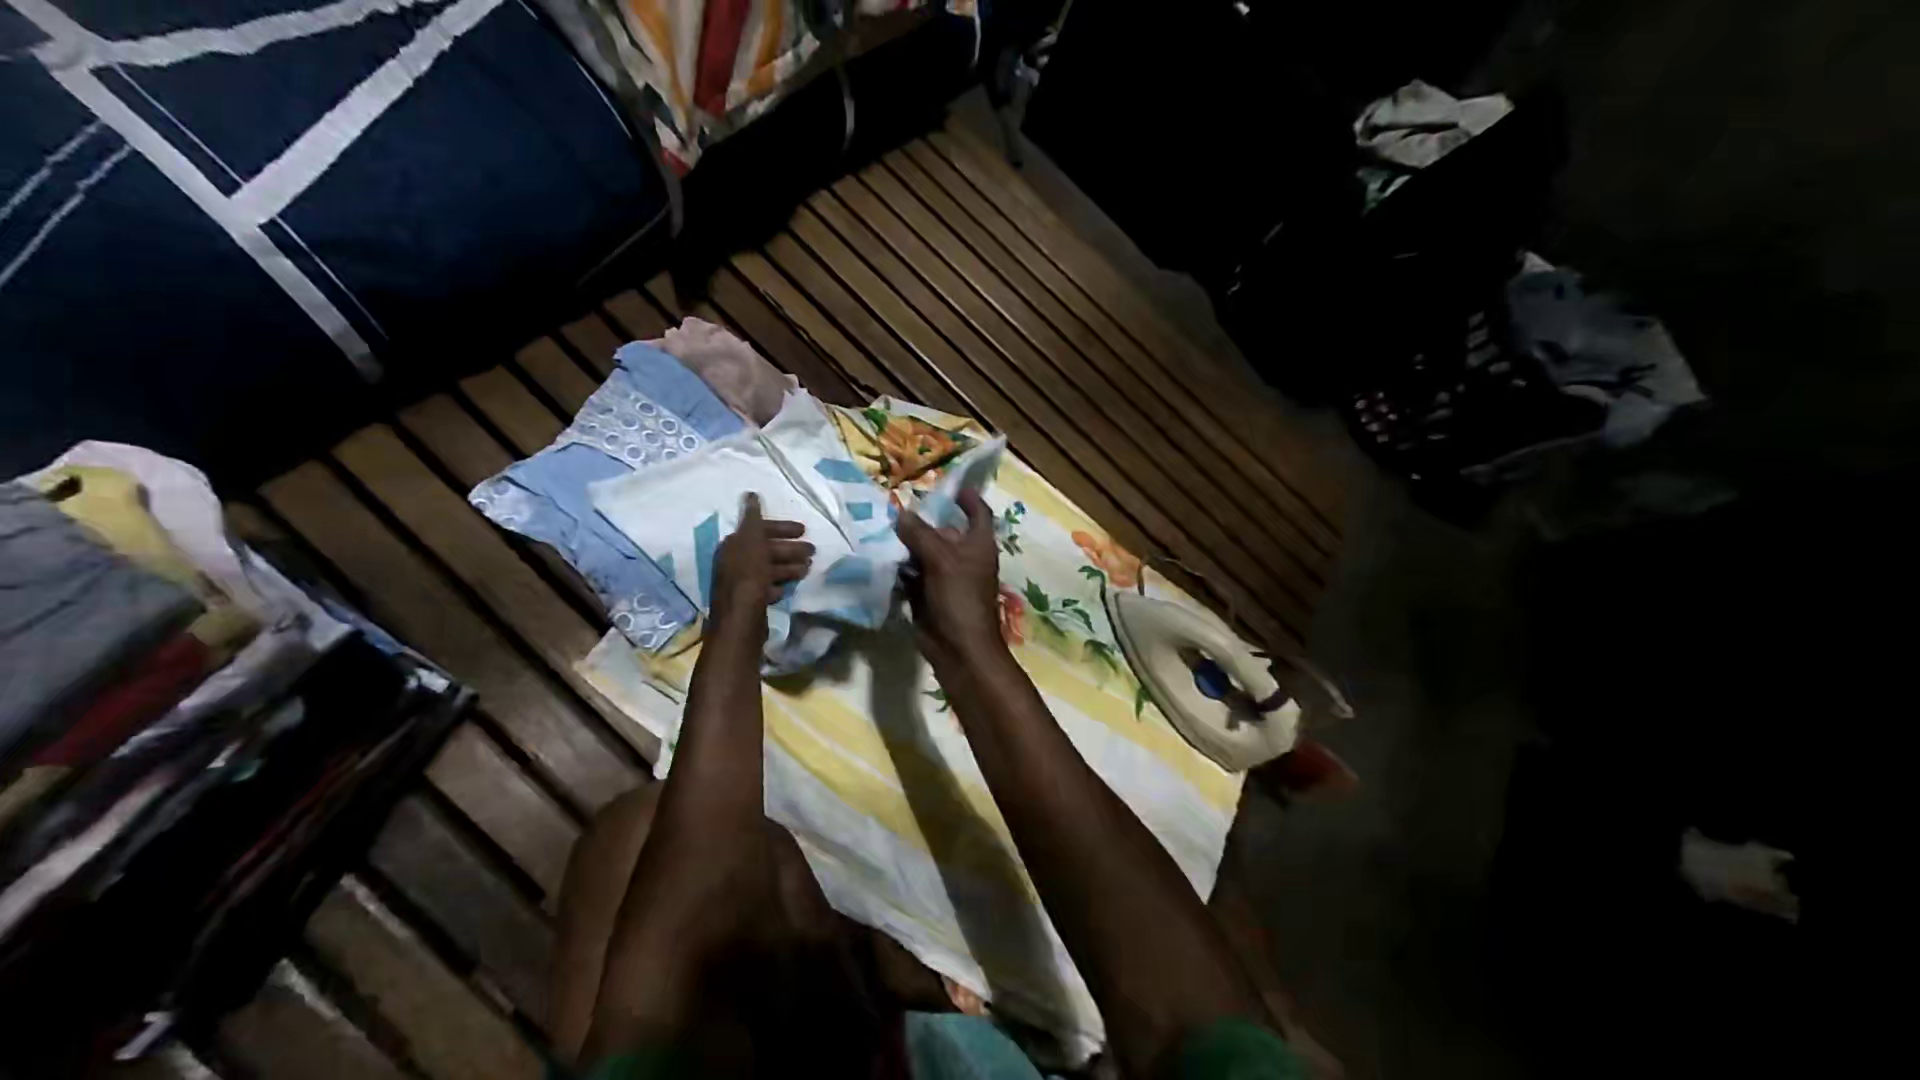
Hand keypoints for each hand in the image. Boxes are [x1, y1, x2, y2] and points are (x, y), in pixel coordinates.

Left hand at [711, 493, 811, 623]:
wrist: (741, 619)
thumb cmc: (749, 575)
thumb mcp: (752, 540)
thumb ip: (752, 518)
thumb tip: (750, 494)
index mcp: (734, 545)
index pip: (759, 529)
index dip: (782, 528)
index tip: (803, 530)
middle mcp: (735, 561)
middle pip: (766, 550)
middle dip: (790, 549)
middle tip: (812, 551)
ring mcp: (742, 583)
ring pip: (769, 568)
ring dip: (788, 566)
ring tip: (808, 569)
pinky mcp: (750, 601)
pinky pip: (768, 587)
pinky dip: (780, 583)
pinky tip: (791, 586)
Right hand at [896, 489, 1001, 664]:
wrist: (958, 648)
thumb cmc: (959, 598)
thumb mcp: (941, 560)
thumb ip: (920, 534)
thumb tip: (902, 514)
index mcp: (978, 544)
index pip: (978, 513)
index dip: (968, 498)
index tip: (950, 485)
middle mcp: (964, 558)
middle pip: (943, 532)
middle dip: (921, 522)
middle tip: (893, 508)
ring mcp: (946, 578)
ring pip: (924, 554)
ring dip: (905, 545)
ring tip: (879, 530)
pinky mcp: (929, 595)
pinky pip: (912, 575)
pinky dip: (899, 568)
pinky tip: (880, 558)